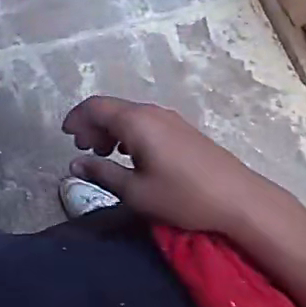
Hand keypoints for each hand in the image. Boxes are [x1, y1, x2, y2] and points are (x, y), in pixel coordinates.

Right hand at [63, 96, 298, 239]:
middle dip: (91, 125)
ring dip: (110, 130)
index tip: (65, 136)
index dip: (76, 118)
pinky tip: (130, 156)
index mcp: (136, 122)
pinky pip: (144, 122)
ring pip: (128, 115)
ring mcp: (169, 119)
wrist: (239, 199)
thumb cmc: (183, 196)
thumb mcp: (136, 192)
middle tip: (83, 150)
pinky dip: (127, 132)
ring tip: (103, 154)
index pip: (96, 107)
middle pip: (111, 108)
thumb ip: (102, 174)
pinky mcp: (182, 129)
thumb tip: (74, 165)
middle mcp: (151, 112)